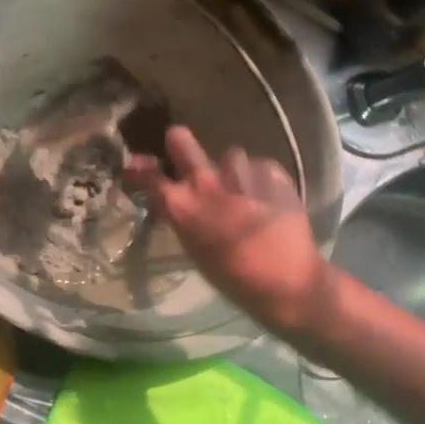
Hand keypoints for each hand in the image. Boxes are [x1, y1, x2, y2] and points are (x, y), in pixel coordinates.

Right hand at [126, 126, 328, 333]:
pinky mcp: (272, 171)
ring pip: (230, 157)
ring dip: (233, 171)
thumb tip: (173, 203)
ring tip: (245, 191)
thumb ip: (183, 219)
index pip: (150, 176)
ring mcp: (241, 172)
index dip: (141, 169)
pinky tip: (269, 198)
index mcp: (182, 206)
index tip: (136, 165)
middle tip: (180, 144)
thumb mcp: (196, 251)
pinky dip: (261, 180)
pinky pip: (260, 167)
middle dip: (179, 142)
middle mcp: (206, 181)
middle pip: (181, 141)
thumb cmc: (234, 277)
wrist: (288, 281)